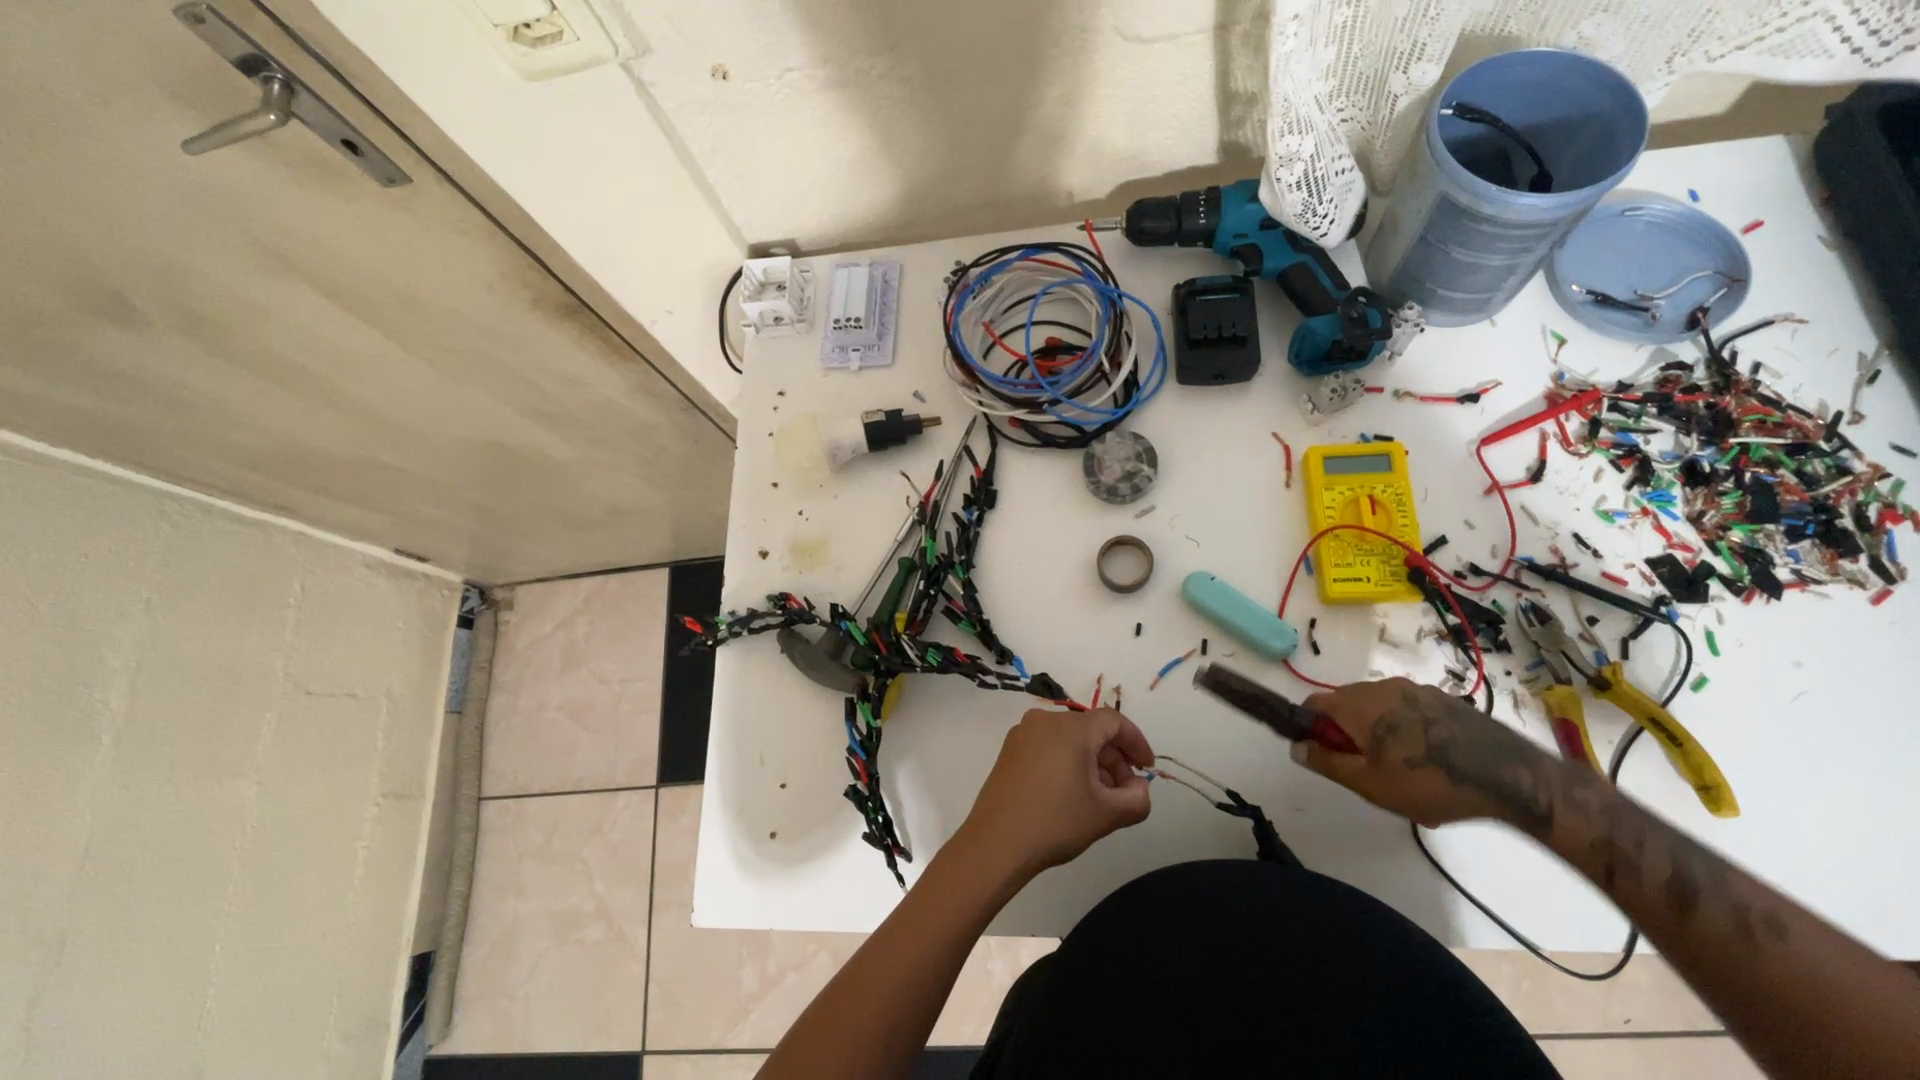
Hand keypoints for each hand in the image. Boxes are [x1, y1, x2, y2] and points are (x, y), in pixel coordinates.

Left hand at [957, 708, 1154, 877]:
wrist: (995, 845)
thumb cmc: (1055, 823)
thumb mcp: (1106, 814)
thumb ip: (1136, 799)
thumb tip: (1139, 788)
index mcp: (1070, 729)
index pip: (1114, 722)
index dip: (1136, 743)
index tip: (1147, 769)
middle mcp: (1044, 722)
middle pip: (1091, 730)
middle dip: (1114, 759)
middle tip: (1126, 792)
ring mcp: (1022, 735)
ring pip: (1070, 740)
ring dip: (1092, 764)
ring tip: (1101, 798)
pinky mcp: (1009, 752)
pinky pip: (1049, 748)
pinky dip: (1068, 764)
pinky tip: (1073, 794)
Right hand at [1293, 678, 1560, 831]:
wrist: (1512, 778)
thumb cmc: (1429, 782)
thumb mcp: (1369, 783)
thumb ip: (1327, 762)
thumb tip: (1297, 746)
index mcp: (1358, 703)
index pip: (1314, 705)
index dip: (1311, 730)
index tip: (1326, 757)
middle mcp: (1384, 686)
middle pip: (1347, 704)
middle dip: (1347, 734)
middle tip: (1366, 772)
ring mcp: (1418, 690)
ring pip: (1380, 708)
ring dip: (1378, 733)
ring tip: (1401, 772)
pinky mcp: (1446, 700)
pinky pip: (1410, 711)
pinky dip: (1407, 731)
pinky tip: (1429, 764)